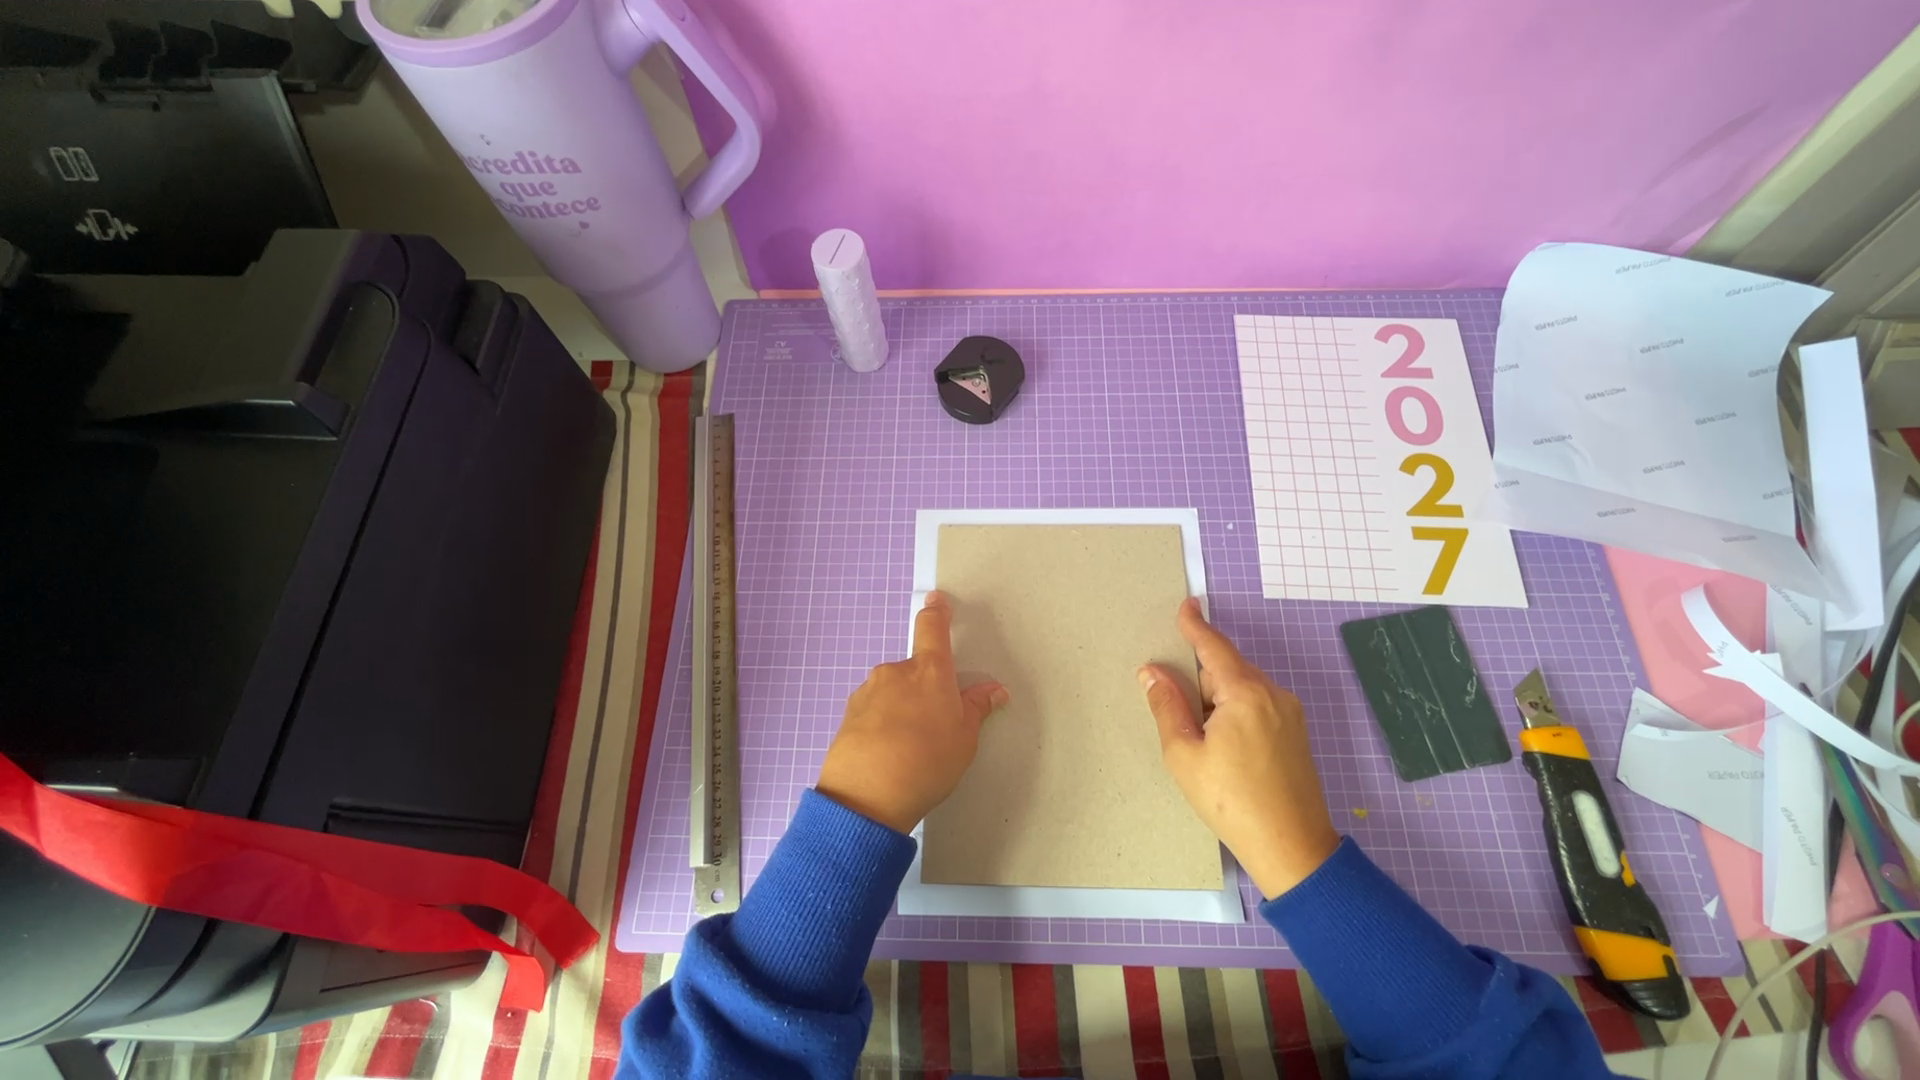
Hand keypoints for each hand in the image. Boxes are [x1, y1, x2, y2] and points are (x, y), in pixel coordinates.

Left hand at [816, 591, 1010, 832]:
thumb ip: (977, 709)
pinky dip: (882, 724)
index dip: (937, 611)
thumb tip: (994, 690)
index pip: (932, 628)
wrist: (867, 797)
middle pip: (914, 670)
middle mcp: (896, 672)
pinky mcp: (848, 714)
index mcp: (929, 671)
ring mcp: (868, 691)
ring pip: (892, 692)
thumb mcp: (965, 738)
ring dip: (902, 708)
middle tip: (935, 725)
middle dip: (924, 690)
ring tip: (909, 747)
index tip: (936, 599)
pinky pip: (873, 711)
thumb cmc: (928, 762)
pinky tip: (887, 753)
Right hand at [1139, 599, 1340, 899]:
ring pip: (1244, 688)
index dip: (1196, 626)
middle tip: (1183, 711)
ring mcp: (1289, 713)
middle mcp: (1273, 693)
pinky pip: (1258, 704)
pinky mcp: (1296, 733)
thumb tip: (1151, 671)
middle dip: (1202, 678)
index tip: (1186, 605)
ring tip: (1203, 739)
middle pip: (1228, 669)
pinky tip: (1224, 743)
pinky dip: (1235, 710)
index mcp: (1245, 693)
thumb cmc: (1229, 800)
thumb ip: (1167, 706)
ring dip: (1218, 698)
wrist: (1291, 846)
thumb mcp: (1184, 754)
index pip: (1214, 648)